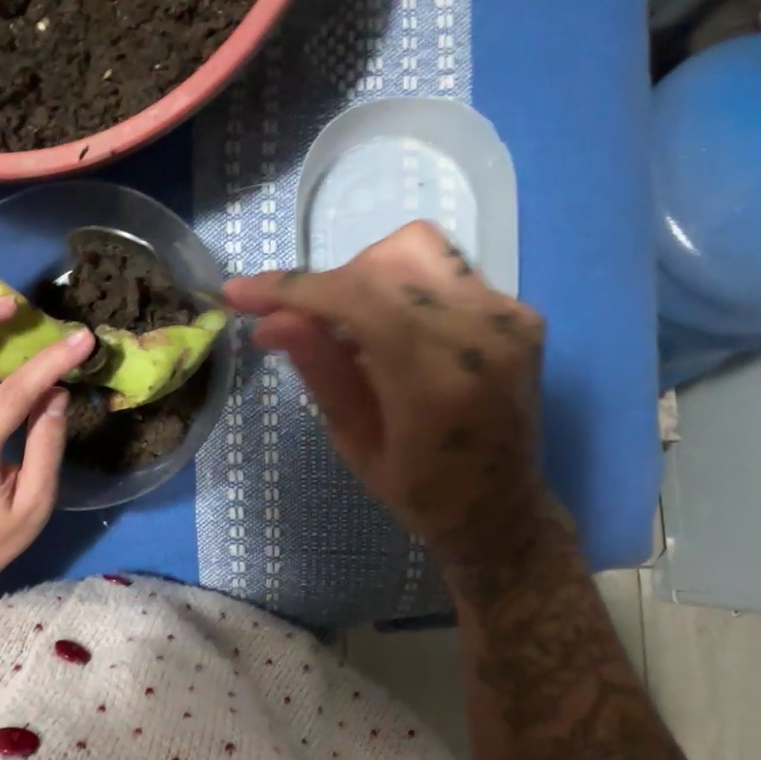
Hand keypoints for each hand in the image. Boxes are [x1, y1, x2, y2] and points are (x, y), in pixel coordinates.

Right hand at [225, 221, 563, 572]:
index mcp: (436, 382)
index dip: (293, 289)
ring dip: (365, 274)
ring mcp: (507, 317)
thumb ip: (322, 372)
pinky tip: (390, 326)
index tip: (241, 293)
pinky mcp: (519, 312)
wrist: (503, 510)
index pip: (356, 299)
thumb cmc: (422, 494)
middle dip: (325, 284)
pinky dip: (402, 285)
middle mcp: (480, 335)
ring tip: (346, 321)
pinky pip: (446, 269)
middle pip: (383, 264)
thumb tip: (272, 320)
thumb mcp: (356, 444)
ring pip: (417, 249)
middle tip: (293, 321)